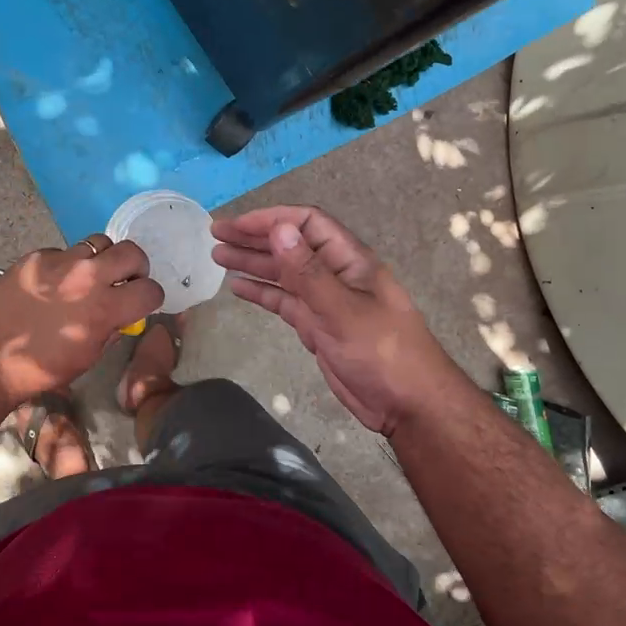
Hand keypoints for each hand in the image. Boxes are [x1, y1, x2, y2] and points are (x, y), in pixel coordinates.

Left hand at [0, 235, 163, 405]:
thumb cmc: (47, 366)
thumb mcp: (91, 354)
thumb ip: (113, 327)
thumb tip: (124, 313)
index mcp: (105, 308)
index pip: (150, 289)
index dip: (150, 297)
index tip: (141, 301)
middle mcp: (87, 278)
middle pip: (131, 252)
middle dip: (134, 266)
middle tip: (124, 278)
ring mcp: (59, 262)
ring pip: (97, 242)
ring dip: (101, 259)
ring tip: (89, 274)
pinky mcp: (36, 257)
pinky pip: (63, 252)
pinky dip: (66, 264)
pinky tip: (54, 282)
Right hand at [212, 206, 462, 434]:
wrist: (410, 406)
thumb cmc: (384, 354)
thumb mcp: (344, 310)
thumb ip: (308, 272)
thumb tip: (278, 229)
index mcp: (350, 261)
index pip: (307, 224)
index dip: (272, 219)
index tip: (237, 225)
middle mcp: (336, 275)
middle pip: (290, 245)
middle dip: (253, 237)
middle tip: (216, 234)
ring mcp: (326, 302)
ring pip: (283, 273)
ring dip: (252, 262)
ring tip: (217, 256)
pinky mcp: (318, 326)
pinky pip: (284, 301)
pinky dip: (261, 291)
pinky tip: (238, 287)